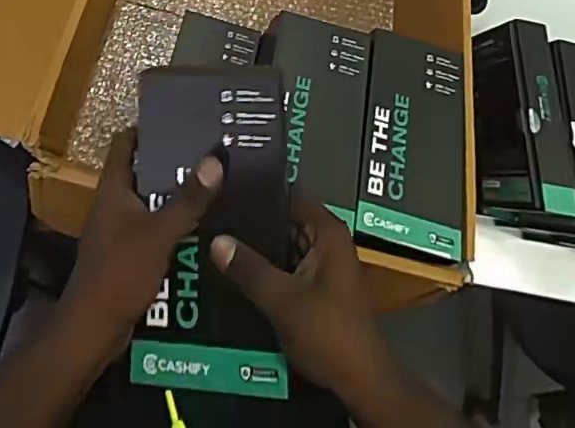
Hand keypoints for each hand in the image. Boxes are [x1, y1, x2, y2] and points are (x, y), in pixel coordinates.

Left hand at [56, 128, 221, 365]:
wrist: (93, 329)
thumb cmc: (120, 271)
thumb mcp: (159, 232)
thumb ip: (187, 199)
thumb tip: (214, 159)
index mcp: (113, 187)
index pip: (124, 142)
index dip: (146, 127)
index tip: (178, 120)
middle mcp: (113, 202)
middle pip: (141, 170)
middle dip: (170, 162)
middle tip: (205, 153)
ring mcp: (117, 229)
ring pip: (149, 200)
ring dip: (173, 194)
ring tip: (210, 184)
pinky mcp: (126, 253)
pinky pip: (152, 227)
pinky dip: (172, 223)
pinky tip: (199, 227)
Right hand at [209, 194, 391, 395]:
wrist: (361, 384)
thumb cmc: (328, 333)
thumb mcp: (282, 299)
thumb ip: (248, 268)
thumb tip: (216, 240)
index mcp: (327, 231)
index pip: (288, 193)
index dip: (258, 191)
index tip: (224, 190)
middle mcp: (327, 240)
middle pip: (283, 218)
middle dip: (252, 221)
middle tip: (213, 218)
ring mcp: (322, 263)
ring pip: (281, 242)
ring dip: (256, 247)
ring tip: (216, 239)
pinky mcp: (315, 285)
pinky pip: (284, 263)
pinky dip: (264, 266)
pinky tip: (235, 269)